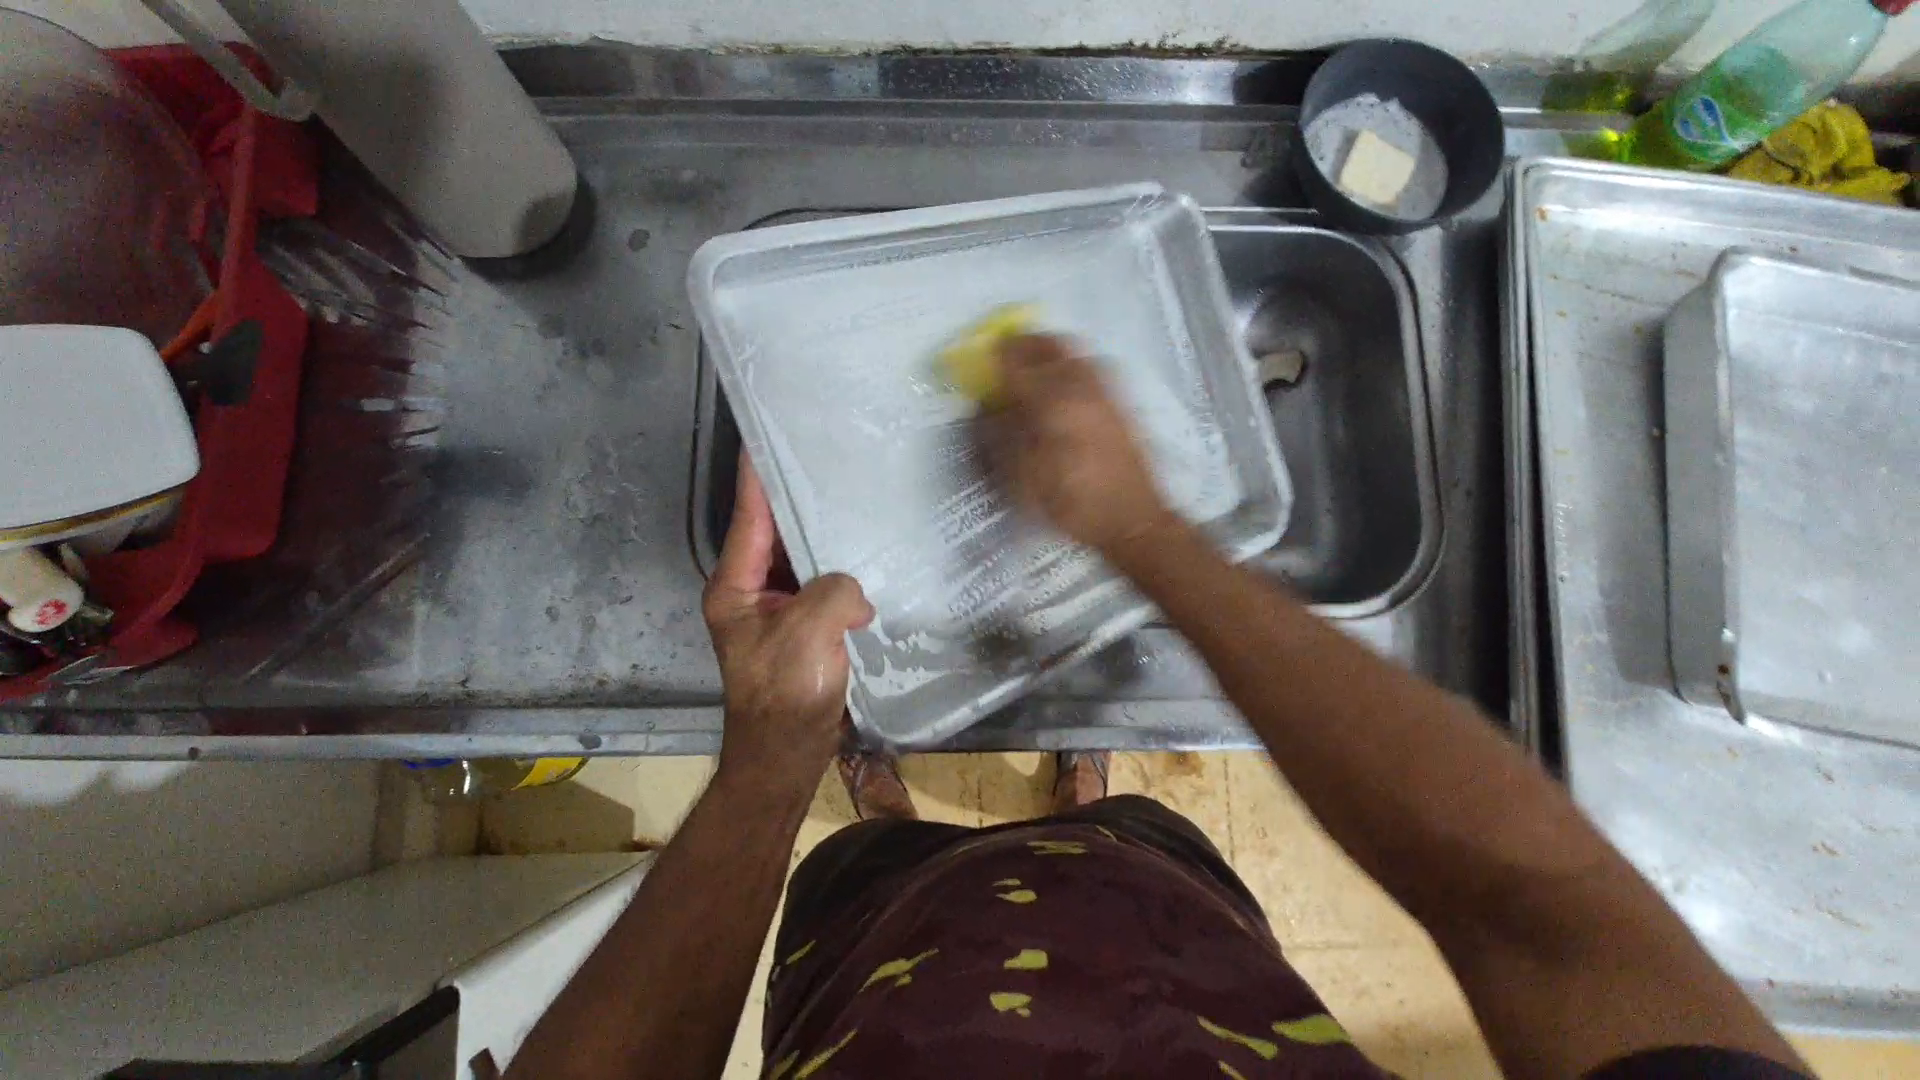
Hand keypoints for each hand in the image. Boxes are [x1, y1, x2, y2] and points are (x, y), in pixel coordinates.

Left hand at [703, 457, 874, 796]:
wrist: (787, 754)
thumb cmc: (785, 694)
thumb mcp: (807, 633)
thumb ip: (835, 591)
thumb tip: (857, 592)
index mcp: (736, 584)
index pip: (750, 514)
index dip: (760, 471)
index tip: (769, 429)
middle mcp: (753, 588)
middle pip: (778, 529)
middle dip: (803, 495)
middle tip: (835, 453)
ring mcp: (779, 607)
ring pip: (804, 555)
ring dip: (828, 532)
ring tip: (861, 493)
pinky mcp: (805, 625)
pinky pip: (824, 582)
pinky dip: (845, 566)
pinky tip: (874, 552)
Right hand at [987, 334, 1175, 553]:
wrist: (1134, 520)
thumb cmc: (1074, 506)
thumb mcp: (1024, 480)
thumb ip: (1002, 436)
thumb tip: (988, 407)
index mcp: (1052, 402)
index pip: (1016, 359)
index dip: (995, 357)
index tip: (983, 361)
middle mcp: (1081, 386)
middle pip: (1049, 343)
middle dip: (1024, 345)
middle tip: (1008, 358)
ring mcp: (1106, 391)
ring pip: (1073, 352)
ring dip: (1050, 354)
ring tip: (1035, 372)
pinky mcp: (1121, 403)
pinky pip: (1092, 368)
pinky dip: (1072, 367)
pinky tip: (1065, 392)